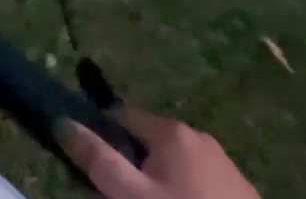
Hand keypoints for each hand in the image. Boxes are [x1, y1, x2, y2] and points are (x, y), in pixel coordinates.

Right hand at [61, 108, 259, 198]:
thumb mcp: (130, 194)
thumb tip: (61, 121)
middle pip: (147, 141)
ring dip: (159, 181)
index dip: (103, 139)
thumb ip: (95, 156)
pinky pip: (200, 183)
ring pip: (174, 164)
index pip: (119, 116)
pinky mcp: (244, 194)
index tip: (98, 169)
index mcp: (172, 131)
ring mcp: (227, 166)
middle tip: (124, 194)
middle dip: (132, 163)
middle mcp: (200, 138)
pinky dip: (186, 194)